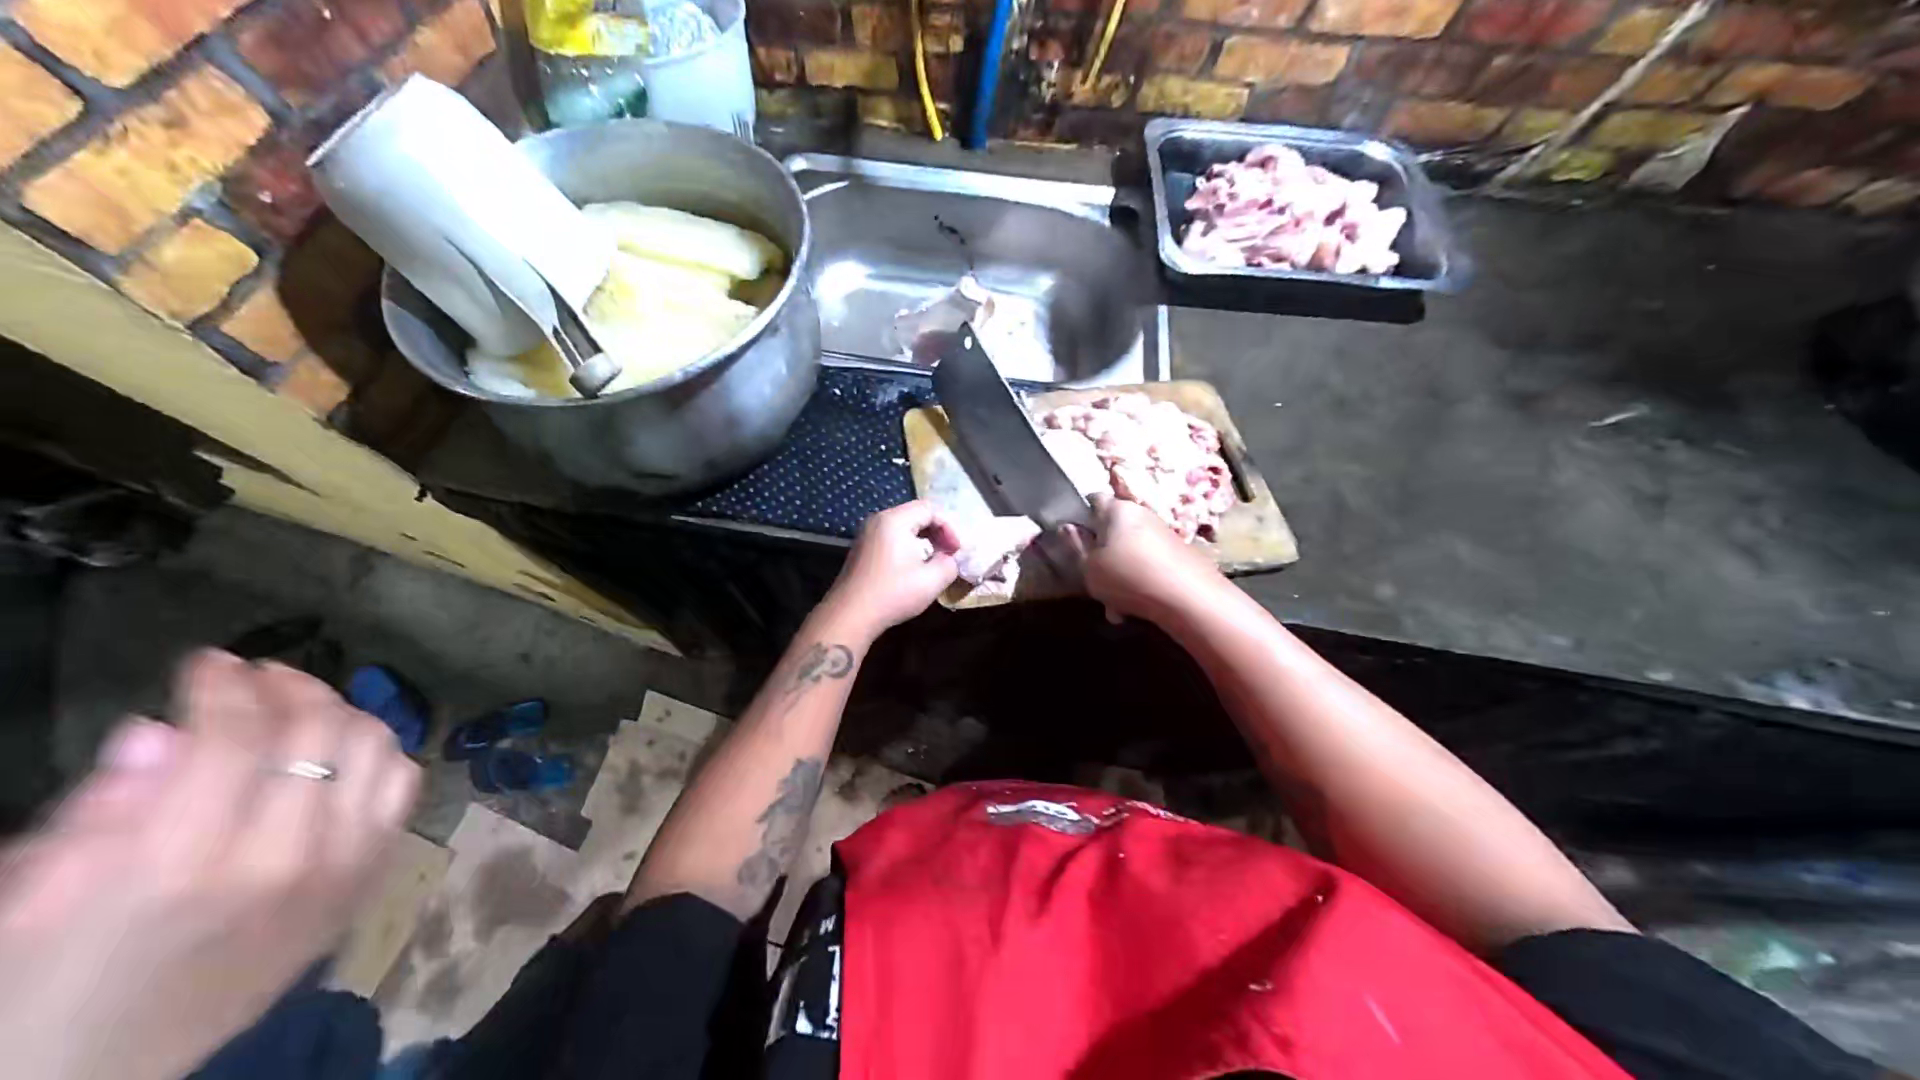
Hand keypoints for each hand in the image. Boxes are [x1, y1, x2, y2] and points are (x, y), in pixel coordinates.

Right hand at [0, 650, 420, 1079]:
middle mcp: (290, 856)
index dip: (225, 686)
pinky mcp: (371, 879)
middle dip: (291, 687)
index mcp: (186, 862)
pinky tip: (341, 749)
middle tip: (258, 675)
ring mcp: (347, 867)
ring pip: (379, 749)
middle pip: (322, 731)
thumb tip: (161, 729)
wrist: (99, 1076)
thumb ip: (100, 808)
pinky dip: (379, 754)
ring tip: (299, 704)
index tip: (210, 662)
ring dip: (343, 713)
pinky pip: (401, 791)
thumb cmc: (36, 987)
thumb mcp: (26, 899)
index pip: (238, 737)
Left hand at [818, 500, 959, 639]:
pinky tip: (914, 567)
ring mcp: (866, 534)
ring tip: (935, 561)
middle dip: (937, 532)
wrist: (850, 615)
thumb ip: (949, 564)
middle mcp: (878, 520)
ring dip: (923, 540)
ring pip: (903, 527)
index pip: (930, 509)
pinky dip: (907, 547)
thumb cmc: (893, 594)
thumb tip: (948, 559)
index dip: (949, 527)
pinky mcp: (862, 549)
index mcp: (894, 520)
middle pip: (915, 514)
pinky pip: (891, 538)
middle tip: (949, 553)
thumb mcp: (932, 581)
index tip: (956, 550)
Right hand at [1066, 494, 1226, 624]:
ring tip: (1116, 606)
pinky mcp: (1179, 554)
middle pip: (1112, 530)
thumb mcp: (1089, 568)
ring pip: (1129, 552)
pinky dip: (1139, 583)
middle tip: (1094, 581)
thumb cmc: (1129, 577)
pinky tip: (1135, 608)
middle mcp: (1142, 513)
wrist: (1190, 599)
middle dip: (1101, 555)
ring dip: (1119, 575)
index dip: (1079, 518)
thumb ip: (1075, 547)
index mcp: (1118, 509)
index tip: (1073, 542)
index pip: (1092, 499)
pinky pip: (1148, 565)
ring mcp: (1163, 533)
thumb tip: (1067, 527)